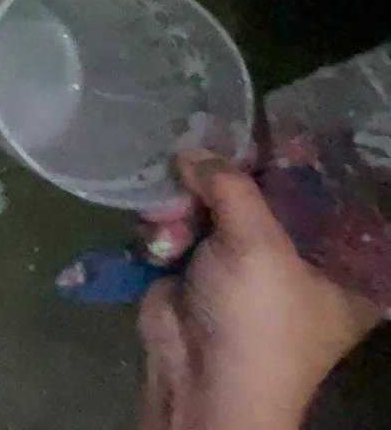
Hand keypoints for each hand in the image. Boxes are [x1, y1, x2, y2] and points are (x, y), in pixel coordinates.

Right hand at [138, 154, 379, 429]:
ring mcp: (240, 263)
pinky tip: (156, 227)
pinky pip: (179, 225)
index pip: (326, 200)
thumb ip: (231, 189)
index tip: (263, 129)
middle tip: (195, 155)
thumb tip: (193, 148)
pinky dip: (163, 222)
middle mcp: (295, 261)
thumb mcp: (258, 246)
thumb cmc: (257, 315)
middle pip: (260, 198)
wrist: (201, 368)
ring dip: (183, 204)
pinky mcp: (193, 265)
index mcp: (341, 266)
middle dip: (223, 180)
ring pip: (210, 207)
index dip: (299, 166)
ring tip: (169, 216)